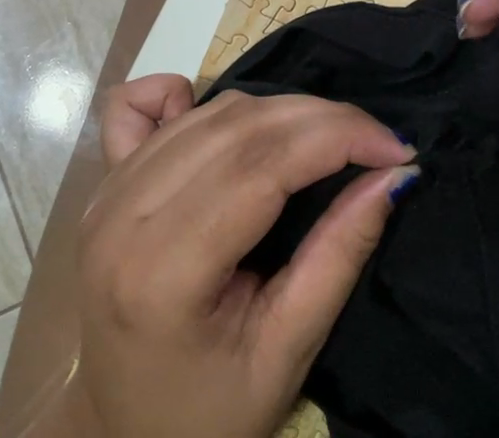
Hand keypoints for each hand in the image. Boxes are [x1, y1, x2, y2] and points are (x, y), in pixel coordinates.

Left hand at [73, 74, 418, 437]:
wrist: (124, 433)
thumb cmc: (211, 411)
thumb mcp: (287, 350)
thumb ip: (337, 255)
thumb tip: (393, 177)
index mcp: (161, 271)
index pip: (259, 167)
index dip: (336, 138)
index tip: (396, 146)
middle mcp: (122, 216)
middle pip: (235, 128)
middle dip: (320, 119)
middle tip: (376, 140)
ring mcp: (104, 195)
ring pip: (205, 115)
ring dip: (276, 110)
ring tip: (329, 138)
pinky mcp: (102, 186)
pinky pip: (133, 108)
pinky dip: (183, 95)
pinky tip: (221, 113)